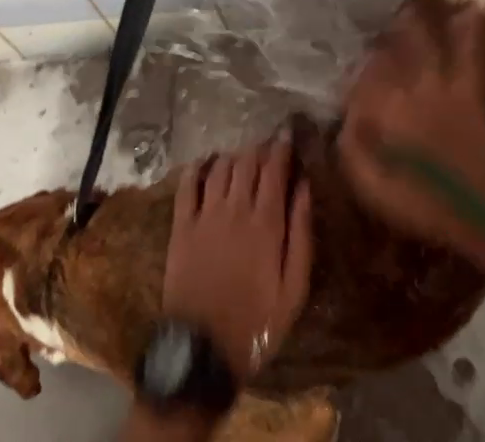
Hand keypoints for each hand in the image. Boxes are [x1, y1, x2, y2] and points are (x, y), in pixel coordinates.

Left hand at [163, 141, 312, 381]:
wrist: (204, 348)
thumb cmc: (257, 321)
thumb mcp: (294, 287)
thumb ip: (301, 233)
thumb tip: (304, 188)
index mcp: (267, 224)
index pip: (275, 171)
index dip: (281, 149)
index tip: (288, 136)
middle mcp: (235, 210)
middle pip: (247, 164)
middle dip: (259, 148)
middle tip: (268, 145)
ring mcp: (204, 217)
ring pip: (220, 169)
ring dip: (234, 156)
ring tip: (243, 155)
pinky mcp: (180, 228)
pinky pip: (186, 186)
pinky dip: (196, 168)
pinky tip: (205, 162)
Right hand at [338, 8, 484, 268]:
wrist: (480, 212)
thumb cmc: (420, 204)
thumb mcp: (369, 185)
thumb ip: (351, 145)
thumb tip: (346, 117)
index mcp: (379, 110)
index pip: (357, 81)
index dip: (351, 80)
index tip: (347, 85)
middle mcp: (406, 87)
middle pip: (386, 54)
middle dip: (378, 46)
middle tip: (374, 43)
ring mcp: (440, 84)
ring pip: (421, 43)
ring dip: (412, 26)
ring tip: (408, 11)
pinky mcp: (469, 89)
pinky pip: (469, 51)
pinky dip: (469, 29)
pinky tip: (470, 9)